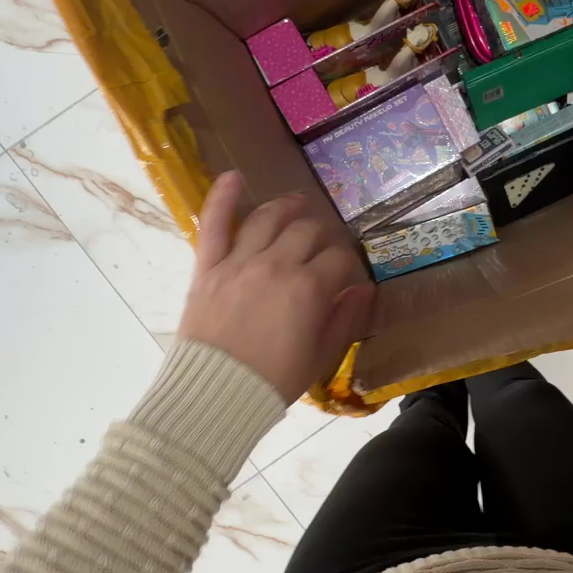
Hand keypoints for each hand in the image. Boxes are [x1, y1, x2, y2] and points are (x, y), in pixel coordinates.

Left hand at [177, 172, 374, 401]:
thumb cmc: (274, 381)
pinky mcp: (208, 267)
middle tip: (324, 244)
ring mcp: (239, 262)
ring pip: (268, 218)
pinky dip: (223, 197)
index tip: (346, 274)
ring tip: (297, 204)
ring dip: (286, 207)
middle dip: (323, 235)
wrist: (216, 395)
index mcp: (309, 288)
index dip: (348, 263)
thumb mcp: (320, 356)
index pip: (339, 259)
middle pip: (307, 232)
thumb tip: (364, 289)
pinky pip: (214, 224)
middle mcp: (276, 265)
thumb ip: (345, 318)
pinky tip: (234, 177)